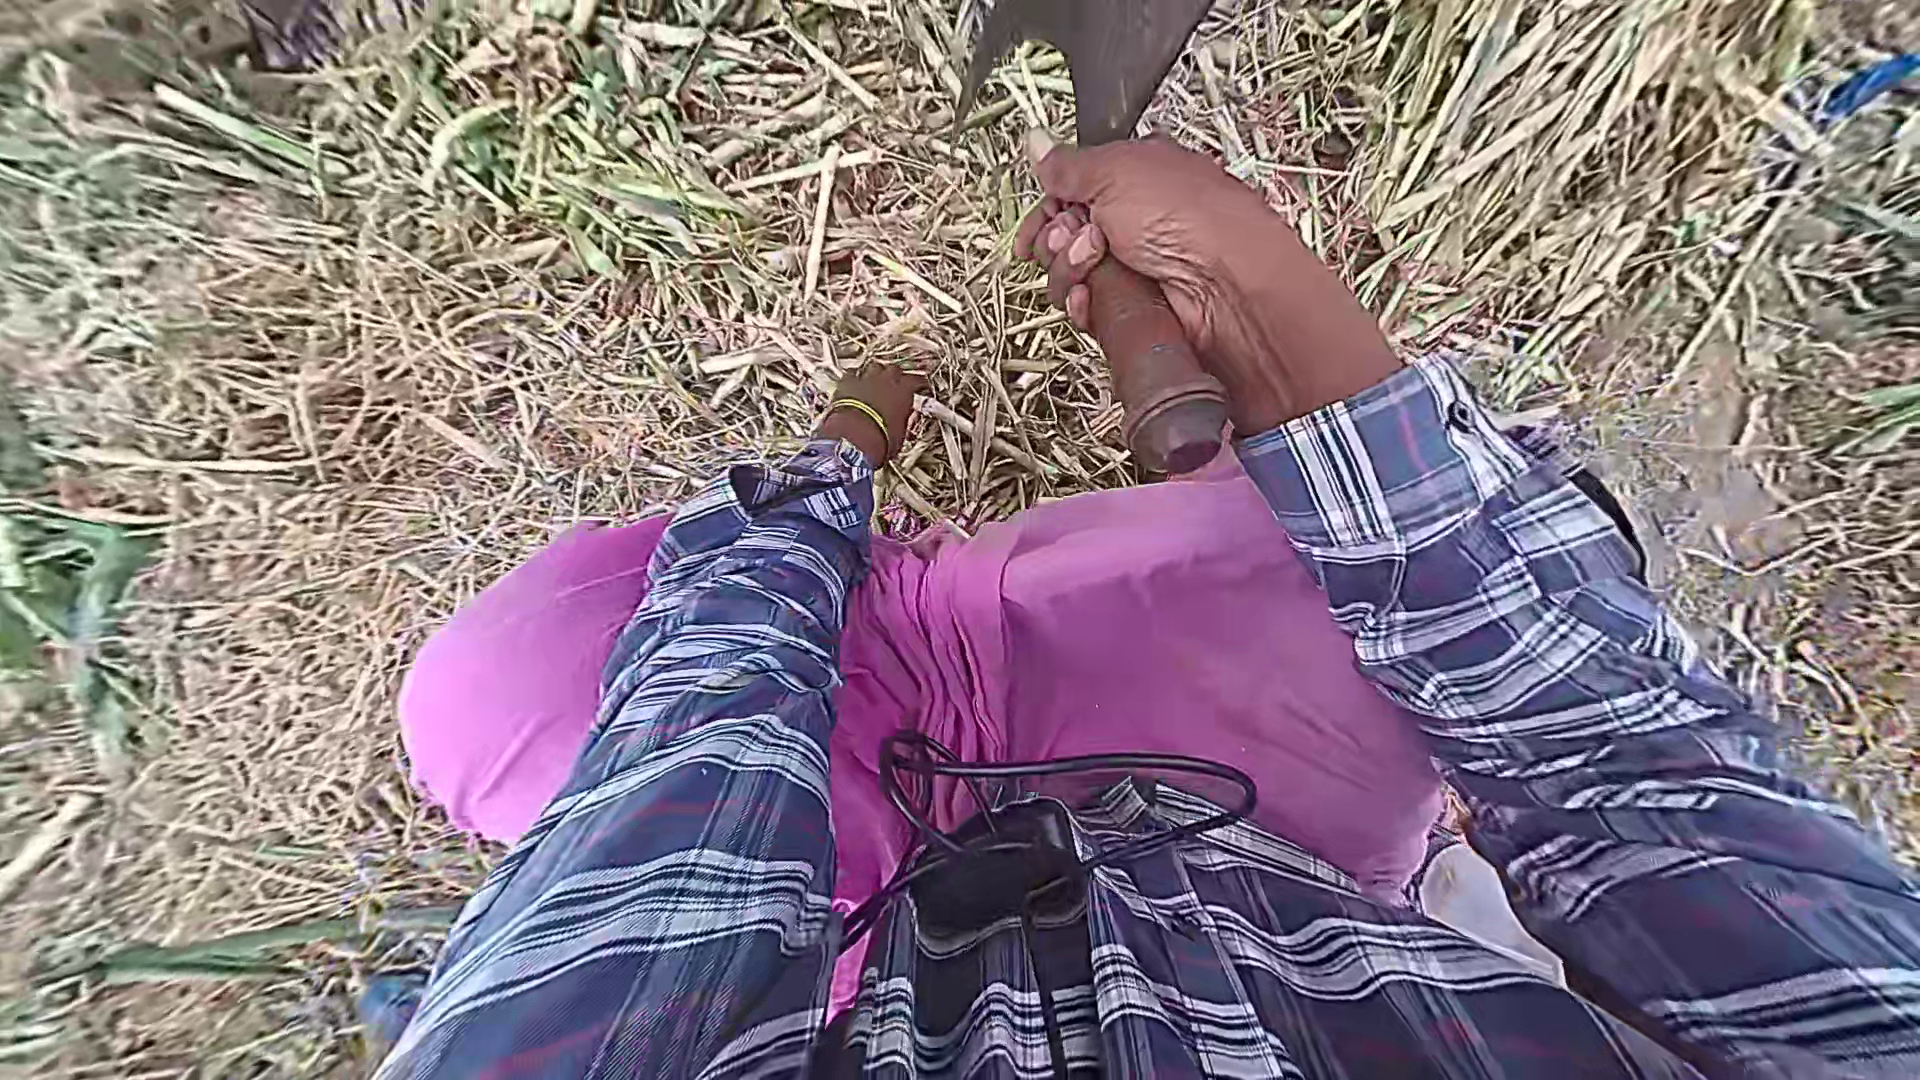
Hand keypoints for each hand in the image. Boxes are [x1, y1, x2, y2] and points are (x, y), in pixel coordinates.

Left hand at [815, 363, 924, 466]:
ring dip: (876, 374)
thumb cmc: (879, 439)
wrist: (854, 439)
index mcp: (905, 391)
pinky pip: (851, 374)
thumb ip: (902, 420)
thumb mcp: (900, 434)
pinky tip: (853, 385)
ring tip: (875, 383)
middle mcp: (887, 379)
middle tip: (895, 386)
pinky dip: (853, 379)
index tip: (919, 386)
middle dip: (895, 376)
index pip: (917, 380)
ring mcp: (866, 378)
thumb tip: (901, 422)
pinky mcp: (846, 383)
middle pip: (894, 369)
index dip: (918, 384)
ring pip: (874, 367)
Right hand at [1015, 133, 1400, 431]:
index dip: (1043, 218)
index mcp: (1128, 180)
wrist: (1222, 283)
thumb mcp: (1116, 171)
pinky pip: (1084, 312)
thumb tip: (1035, 143)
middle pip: (1060, 242)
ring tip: (1096, 263)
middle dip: (1058, 243)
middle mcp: (1126, 225)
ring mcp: (1127, 270)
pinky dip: (1082, 306)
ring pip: (1066, 281)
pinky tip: (1091, 300)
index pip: (1065, 199)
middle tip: (1082, 239)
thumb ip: (1067, 166)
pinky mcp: (1127, 309)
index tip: (1031, 236)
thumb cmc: (1185, 216)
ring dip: (1068, 273)